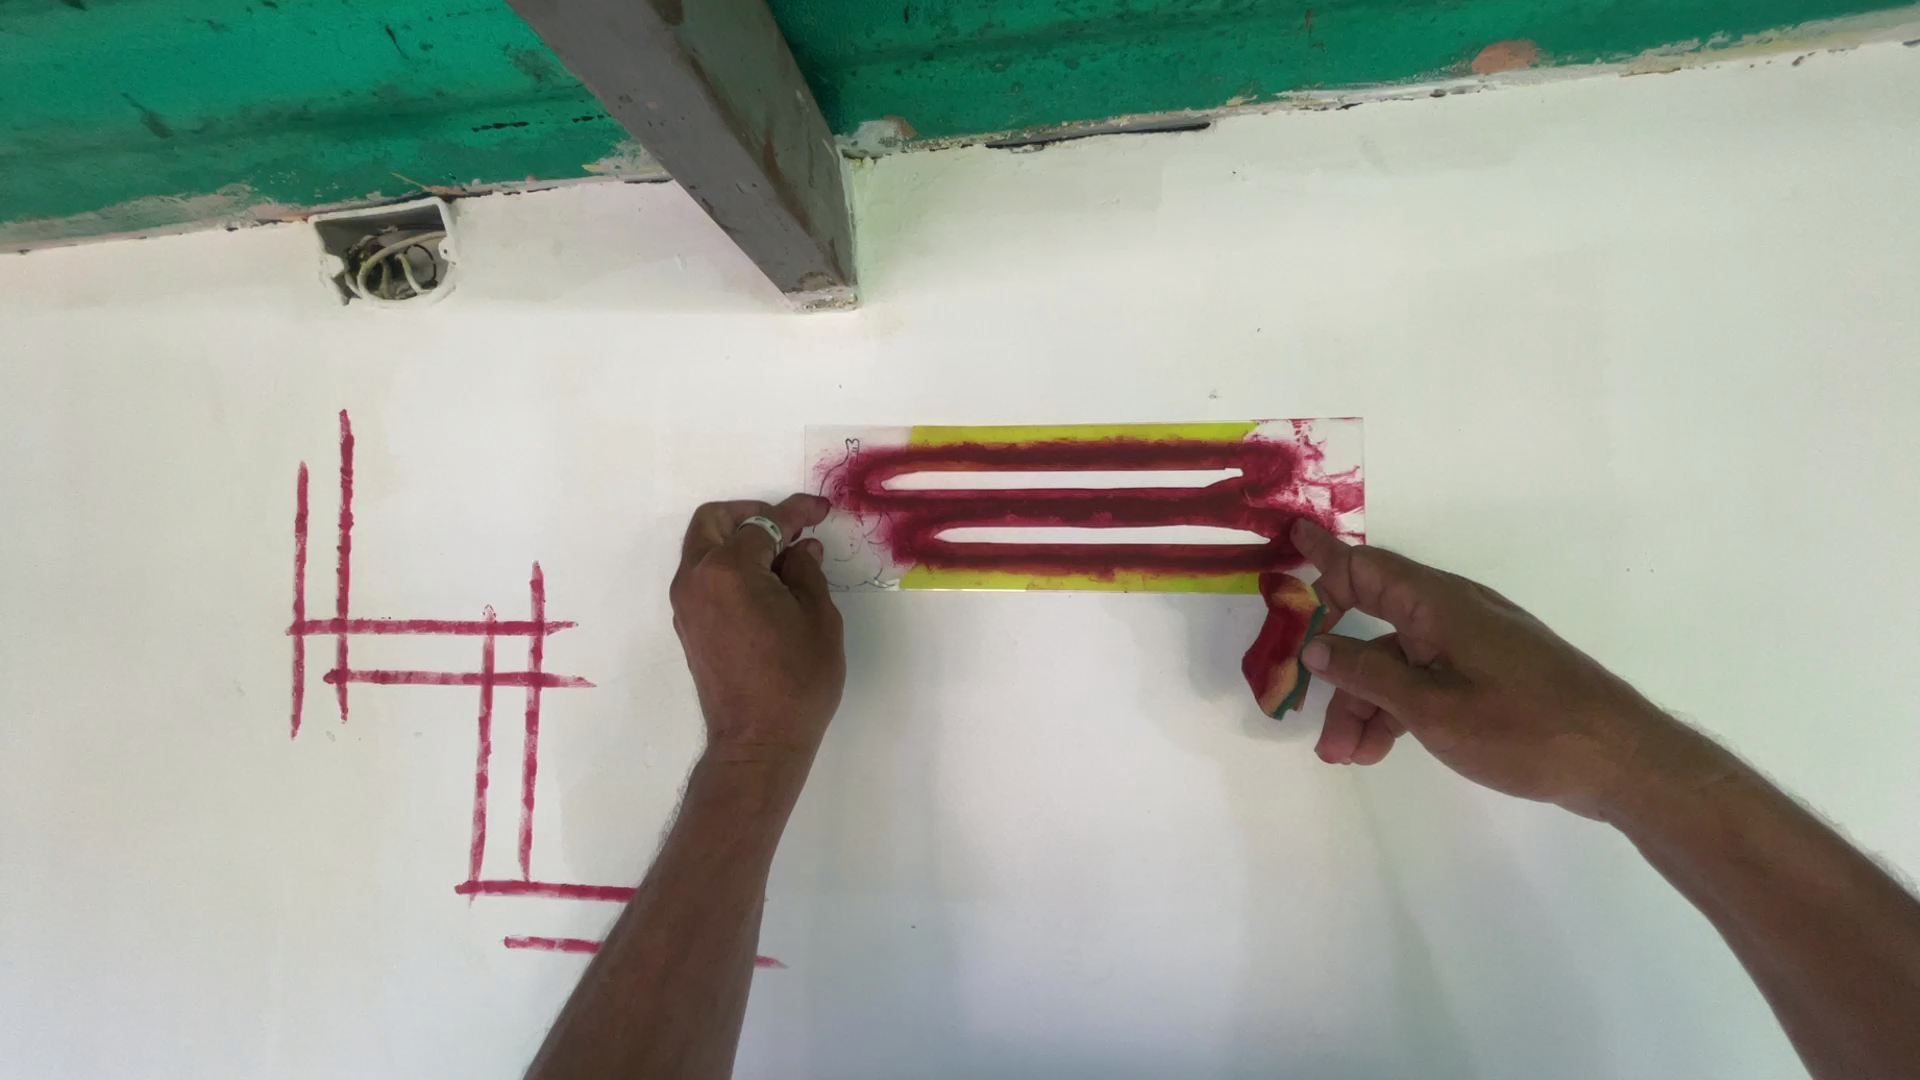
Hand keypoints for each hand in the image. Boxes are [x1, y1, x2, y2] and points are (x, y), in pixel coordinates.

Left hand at [670, 494, 844, 765]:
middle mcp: (696, 579)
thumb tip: (801, 548)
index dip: (797, 511)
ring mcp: (686, 604)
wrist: (759, 741)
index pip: (764, 523)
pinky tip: (767, 583)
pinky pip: (704, 575)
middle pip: (713, 521)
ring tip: (783, 559)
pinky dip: (730, 565)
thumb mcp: (818, 617)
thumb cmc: (797, 679)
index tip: (821, 510)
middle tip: (790, 528)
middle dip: (753, 514)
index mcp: (728, 570)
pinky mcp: (689, 624)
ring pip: (704, 547)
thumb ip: (806, 571)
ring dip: (739, 540)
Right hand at [1290, 519, 1716, 820]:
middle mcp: (1448, 615)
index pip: (1363, 567)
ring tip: (1342, 754)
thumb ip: (1365, 674)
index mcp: (1437, 605)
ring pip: (1391, 664)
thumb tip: (1312, 646)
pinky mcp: (1482, 676)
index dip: (1322, 555)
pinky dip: (1393, 712)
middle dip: (1332, 665)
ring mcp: (1466, 647)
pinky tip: (1374, 750)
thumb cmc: (1525, 728)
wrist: (1628, 767)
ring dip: (1361, 704)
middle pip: (1368, 625)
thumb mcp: (1430, 707)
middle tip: (1298, 691)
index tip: (1289, 537)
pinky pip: (1419, 682)